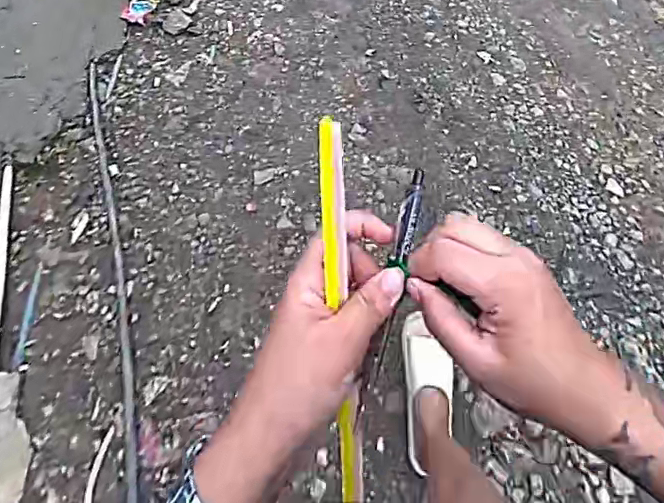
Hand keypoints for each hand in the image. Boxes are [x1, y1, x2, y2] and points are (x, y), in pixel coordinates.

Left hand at [194, 210, 406, 502]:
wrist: (270, 437)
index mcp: (306, 282)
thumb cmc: (289, 392)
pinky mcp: (325, 340)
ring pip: (356, 295)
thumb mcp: (341, 342)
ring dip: (369, 313)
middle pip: (351, 262)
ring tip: (364, 341)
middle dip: (372, 278)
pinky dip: (365, 334)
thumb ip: (370, 305)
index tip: (387, 234)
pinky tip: (360, 357)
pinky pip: (354, 322)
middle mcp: (312, 294)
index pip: (333, 234)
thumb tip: (394, 276)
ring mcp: (319, 318)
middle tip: (381, 303)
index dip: (361, 225)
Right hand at [405, 213, 616, 441]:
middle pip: (454, 225)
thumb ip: (440, 320)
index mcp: (504, 283)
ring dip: (447, 247)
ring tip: (444, 284)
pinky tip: (464, 284)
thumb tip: (416, 290)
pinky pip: (483, 238)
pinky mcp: (524, 259)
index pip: (443, 250)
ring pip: (468, 225)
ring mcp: (523, 255)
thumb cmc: (539, 381)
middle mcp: (516, 259)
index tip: (411, 285)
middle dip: (430, 249)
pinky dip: (464, 251)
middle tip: (424, 282)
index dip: (418, 265)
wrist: (583, 386)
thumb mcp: (477, 363)